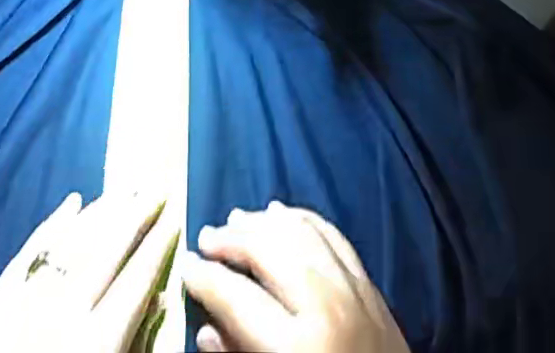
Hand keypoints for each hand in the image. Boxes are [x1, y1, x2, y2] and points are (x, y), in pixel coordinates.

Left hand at [0, 190, 178, 352]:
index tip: (175, 216)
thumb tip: (159, 299)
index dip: (159, 243)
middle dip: (136, 214)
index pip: (138, 278)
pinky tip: (71, 204)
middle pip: (107, 250)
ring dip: (101, 213)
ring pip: (70, 244)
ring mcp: (21, 310)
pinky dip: (50, 228)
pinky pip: (26, 258)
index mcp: (94, 343)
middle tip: (157, 187)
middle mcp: (60, 317)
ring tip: (123, 190)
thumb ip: (136, 345)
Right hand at [182, 202, 409, 352]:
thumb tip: (206, 330)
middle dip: (235, 239)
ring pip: (304, 233)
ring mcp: (353, 287)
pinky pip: (333, 235)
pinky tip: (283, 215)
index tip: (184, 264)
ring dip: (267, 221)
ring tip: (238, 218)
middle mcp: (327, 305)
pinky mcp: (370, 283)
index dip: (206, 278)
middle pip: (273, 251)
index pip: (239, 299)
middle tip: (206, 234)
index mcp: (298, 346)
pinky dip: (305, 220)